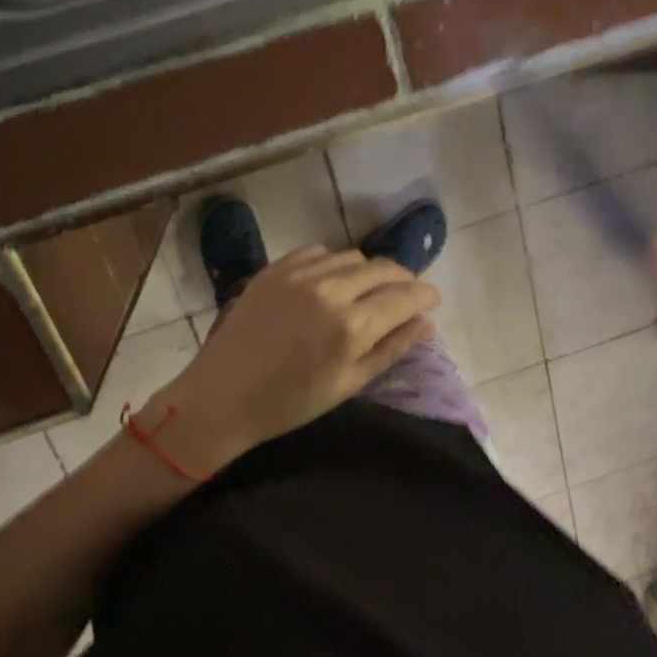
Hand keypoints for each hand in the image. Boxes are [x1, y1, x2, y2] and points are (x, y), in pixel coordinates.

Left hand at [145, 246, 439, 469]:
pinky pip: (318, 253)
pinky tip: (331, 283)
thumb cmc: (291, 403)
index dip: (426, 295)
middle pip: (383, 269)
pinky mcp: (275, 269)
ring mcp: (299, 275)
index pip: (405, 296)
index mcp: (353, 325)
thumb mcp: (348, 385)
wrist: (223, 396)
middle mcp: (331, 290)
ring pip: (352, 257)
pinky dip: (334, 264)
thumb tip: (426, 323)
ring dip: (369, 271)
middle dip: (403, 279)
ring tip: (368, 291)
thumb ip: (390, 350)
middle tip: (407, 295)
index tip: (433, 300)